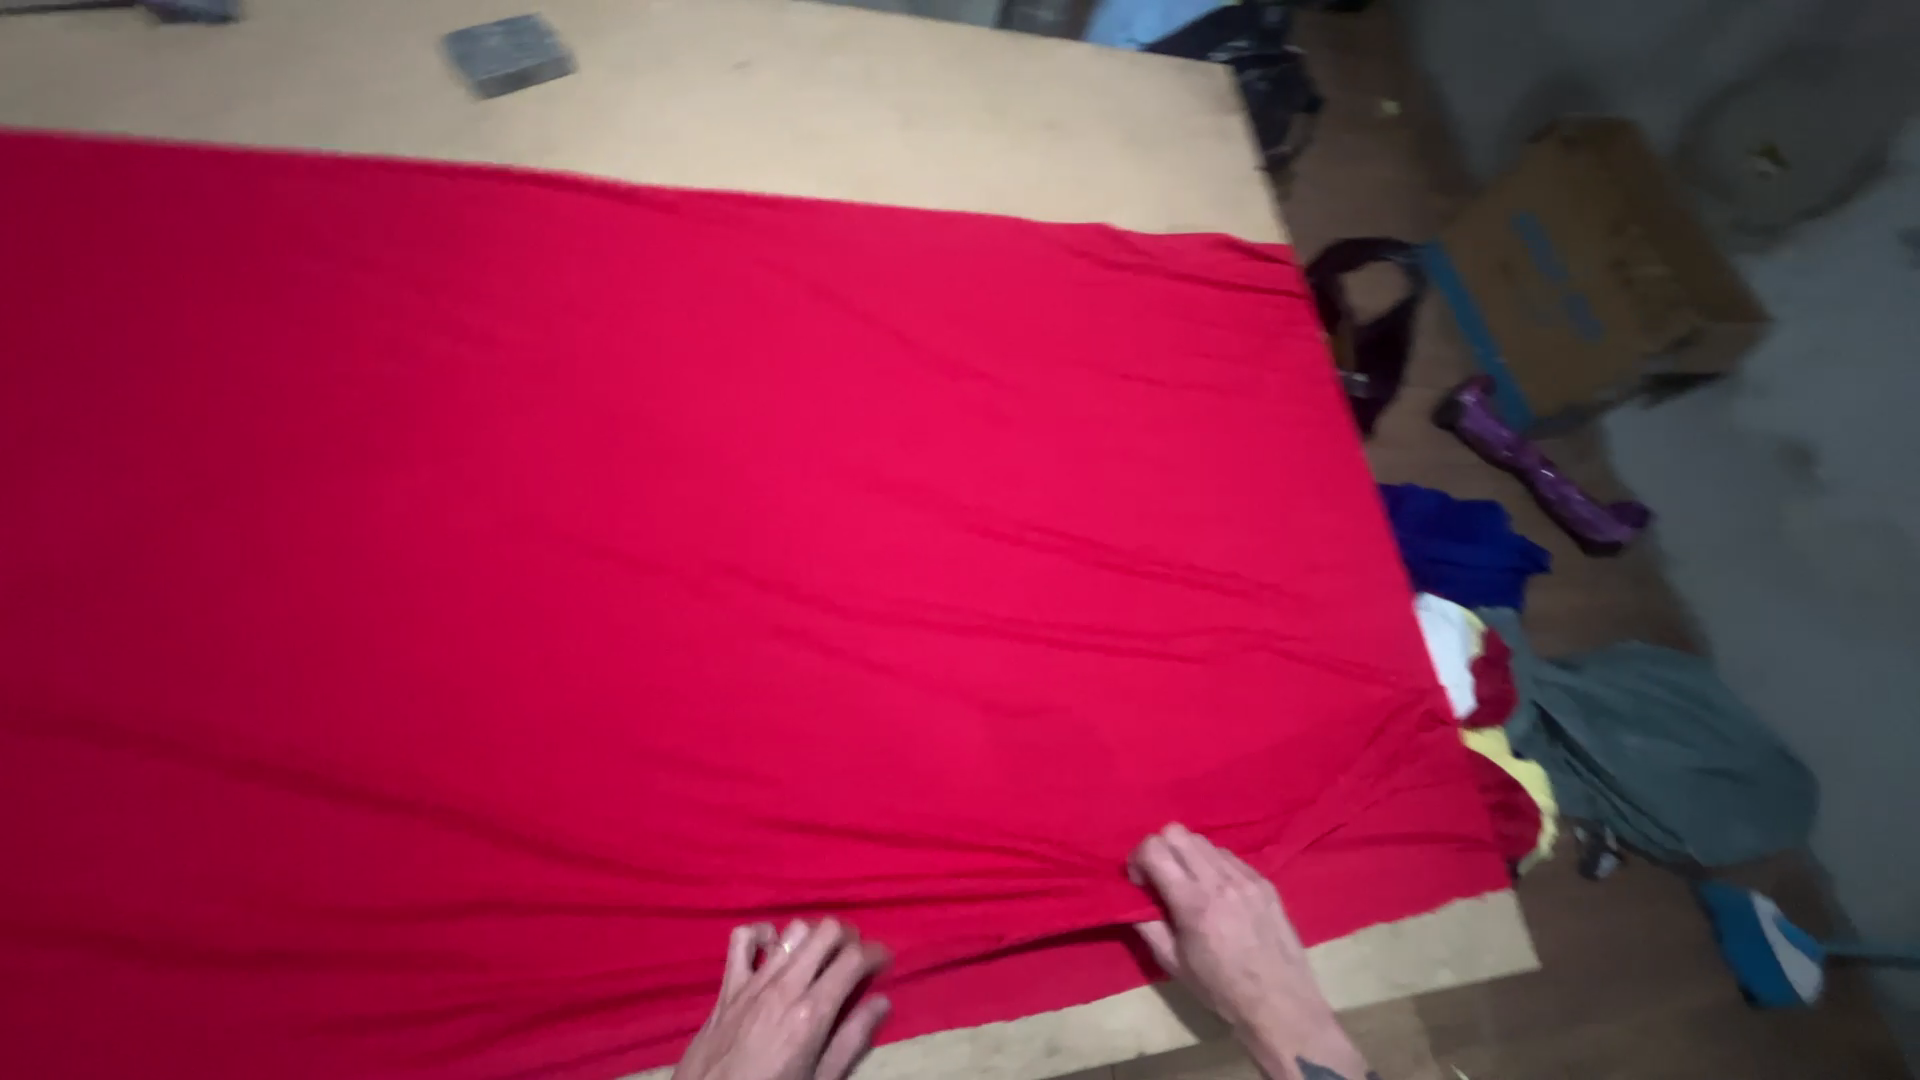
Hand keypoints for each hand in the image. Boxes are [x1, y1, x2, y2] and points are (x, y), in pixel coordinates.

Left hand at [673, 919, 891, 1079]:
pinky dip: (761, 936)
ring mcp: (754, 982)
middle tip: (853, 959)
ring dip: (812, 937)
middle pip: (826, 931)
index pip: (854, 959)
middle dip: (848, 937)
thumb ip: (851, 1041)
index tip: (884, 961)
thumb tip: (882, 1003)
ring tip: (818, 957)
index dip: (876, 953)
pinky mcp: (728, 986)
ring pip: (793, 929)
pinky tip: (772, 951)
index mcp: (811, 1014)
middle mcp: (786, 987)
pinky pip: (742, 938)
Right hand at [1129, 825, 1371, 1079]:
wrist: (1283, 1007)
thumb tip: (1131, 896)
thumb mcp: (1173, 963)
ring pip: (1203, 840)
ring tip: (1191, 883)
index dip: (1138, 858)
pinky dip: (1213, 864)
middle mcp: (1219, 881)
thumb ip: (1147, 924)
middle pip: (1176, 831)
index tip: (1141, 881)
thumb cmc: (1222, 990)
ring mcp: (1246, 878)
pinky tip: (1218, 891)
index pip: (1154, 848)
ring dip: (1187, 855)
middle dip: (1160, 848)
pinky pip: (1228, 855)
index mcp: (1193, 903)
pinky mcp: (1264, 881)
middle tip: (1162, 876)